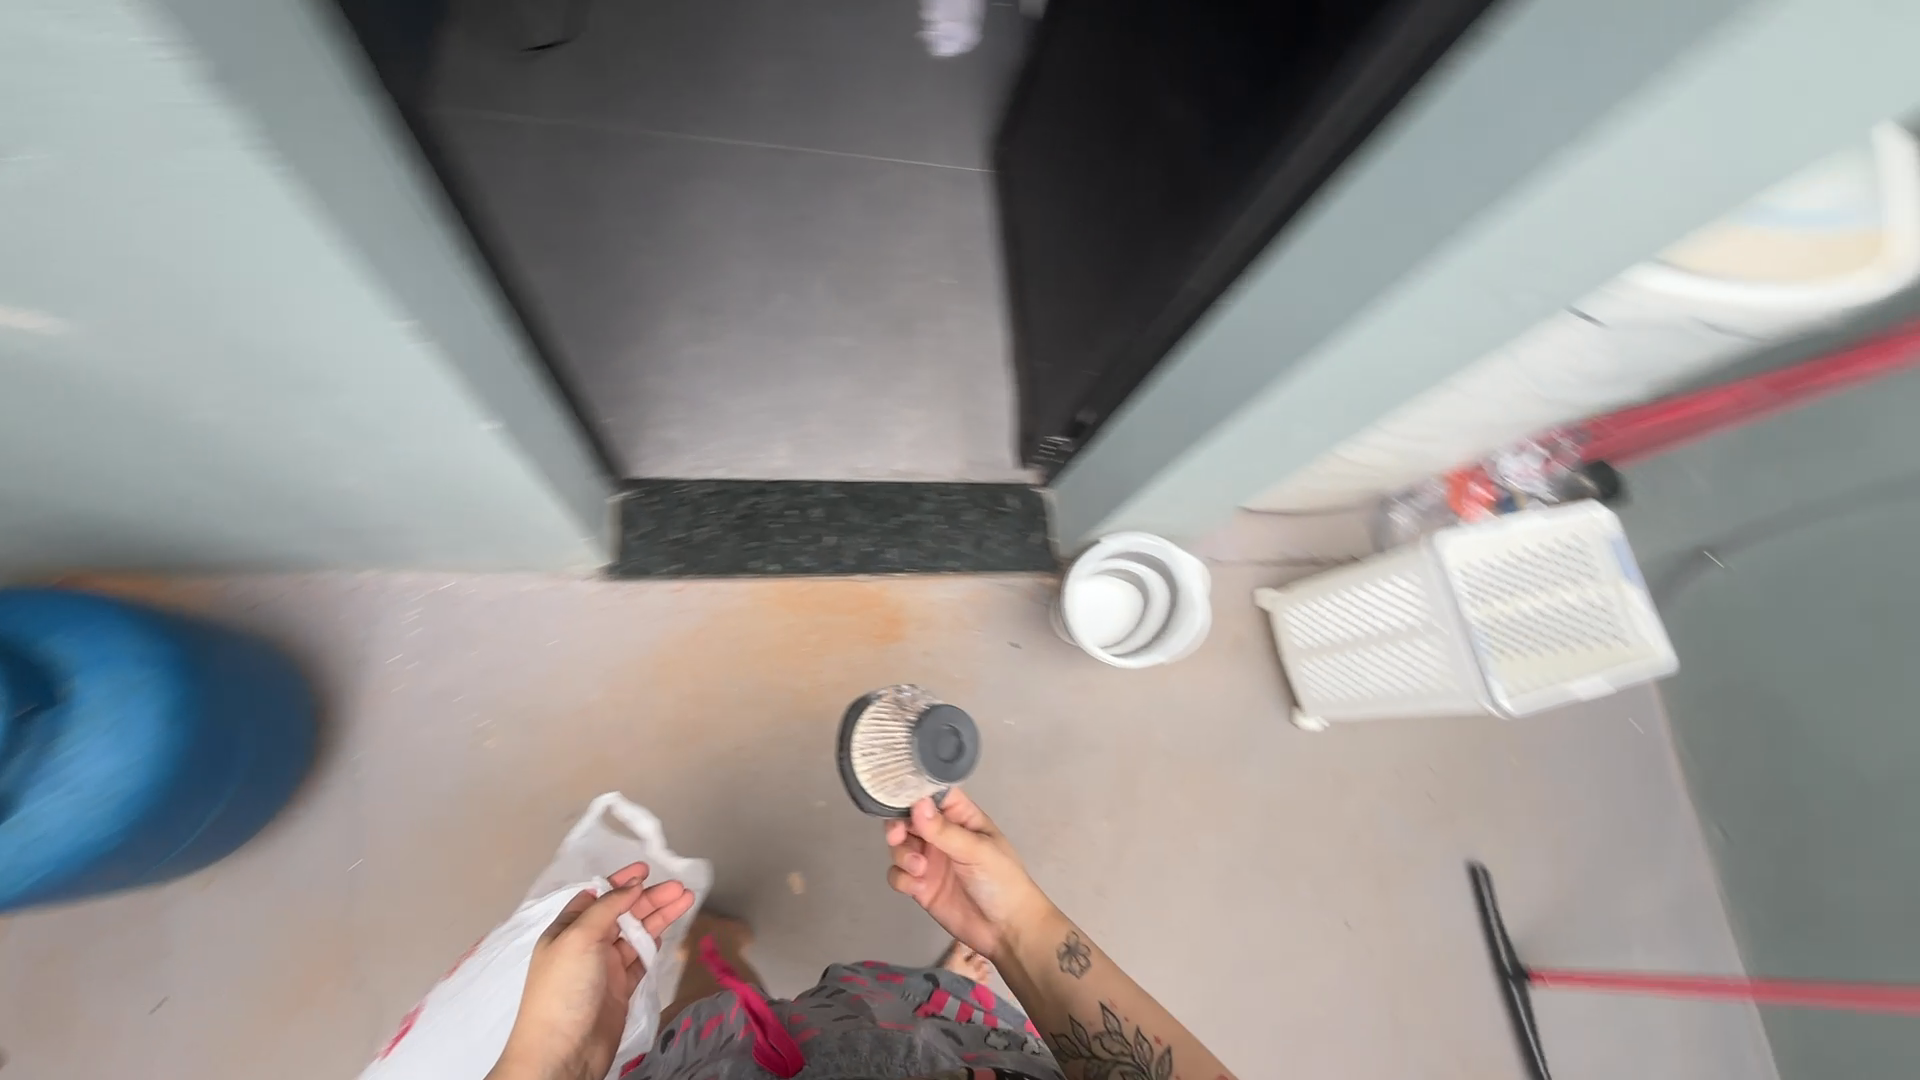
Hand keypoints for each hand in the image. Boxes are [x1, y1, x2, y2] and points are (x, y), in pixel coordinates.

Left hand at [489, 862, 696, 1079]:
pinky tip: (666, 934)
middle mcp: (585, 946)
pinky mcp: (619, 990)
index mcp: (568, 931)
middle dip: (650, 898)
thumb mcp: (579, 938)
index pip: (597, 897)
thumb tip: (632, 884)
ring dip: (660, 917)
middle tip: (679, 888)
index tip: (646, 870)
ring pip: (636, 934)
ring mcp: (603, 969)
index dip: (620, 882)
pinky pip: (639, 960)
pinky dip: (653, 945)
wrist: (560, 1056)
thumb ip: (608, 907)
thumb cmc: (564, 990)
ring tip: (686, 901)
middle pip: (623, 913)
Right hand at [884, 789, 1055, 963]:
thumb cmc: (1001, 879)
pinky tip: (918, 887)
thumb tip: (917, 803)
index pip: (933, 794)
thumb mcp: (976, 850)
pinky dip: (902, 878)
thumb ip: (944, 830)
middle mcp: (941, 834)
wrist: (1006, 930)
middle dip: (898, 824)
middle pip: (908, 818)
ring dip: (902, 854)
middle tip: (897, 836)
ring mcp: (930, 860)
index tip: (895, 794)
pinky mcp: (921, 886)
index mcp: (960, 817)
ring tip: (920, 869)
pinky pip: (898, 874)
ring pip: (900, 845)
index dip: (913, 791)